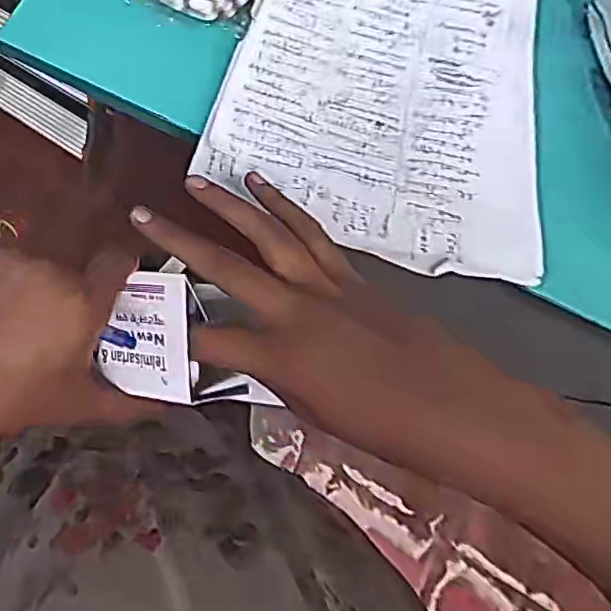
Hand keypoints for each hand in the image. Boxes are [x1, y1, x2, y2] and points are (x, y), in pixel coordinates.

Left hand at [0, 244, 151, 444]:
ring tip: (19, 323)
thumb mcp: (79, 404)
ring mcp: (15, 259)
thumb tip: (167, 405)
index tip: (110, 295)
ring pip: (43, 263)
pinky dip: (9, 278)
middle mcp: (52, 270)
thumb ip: (131, 401)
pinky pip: (10, 260)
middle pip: (77, 268)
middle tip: (57, 326)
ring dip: (41, 284)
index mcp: (82, 302)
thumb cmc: (14, 399)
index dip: (120, 274)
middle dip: (74, 292)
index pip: (119, 259)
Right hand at [129, 173, 591, 506]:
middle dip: (177, 241)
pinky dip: (284, 208)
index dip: (169, 334)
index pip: (206, 340)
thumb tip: (247, 358)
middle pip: (224, 266)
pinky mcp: (352, 278)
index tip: (141, 322)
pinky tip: (264, 188)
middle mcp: (295, 310)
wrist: (469, 416)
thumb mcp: (312, 411)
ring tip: (201, 181)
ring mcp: (325, 287)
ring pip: (269, 234)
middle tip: (143, 216)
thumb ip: (271, 376)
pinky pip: (310, 235)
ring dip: (230, 205)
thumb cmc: (387, 429)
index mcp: (280, 356)